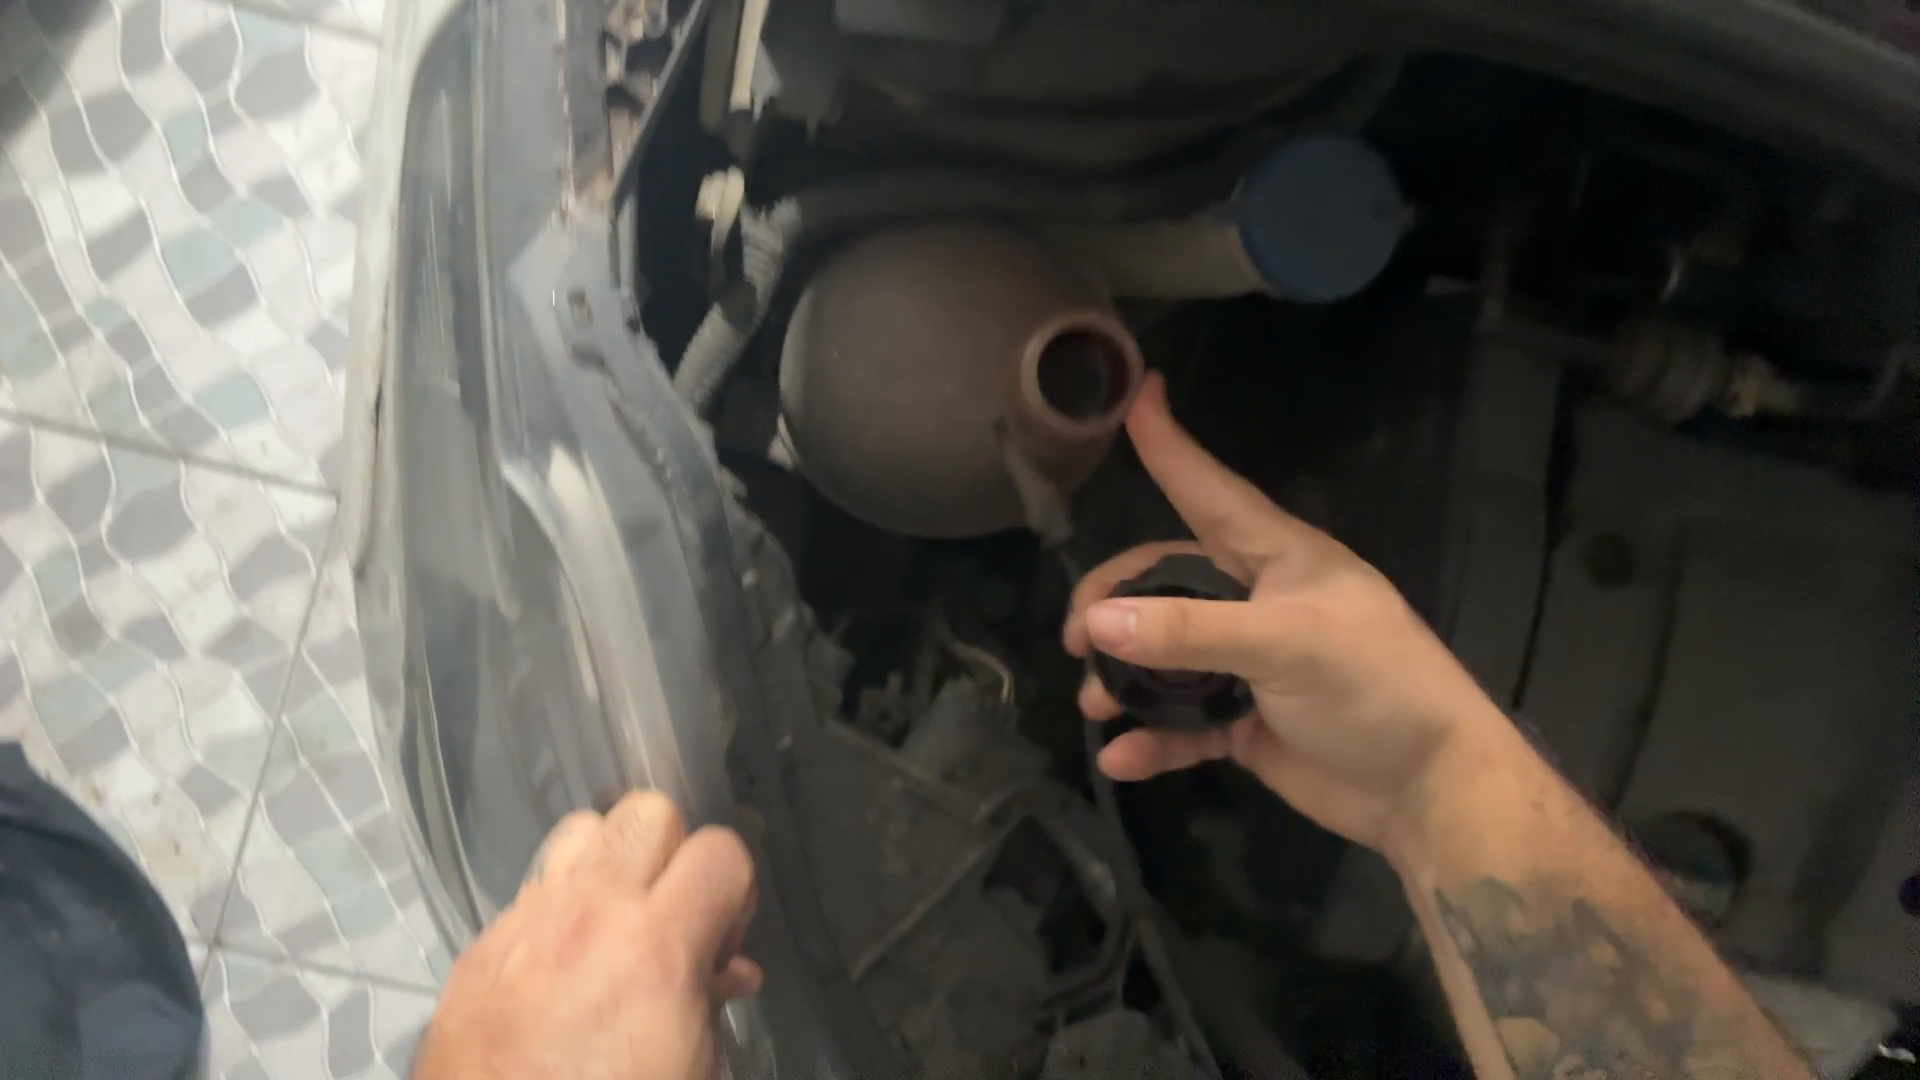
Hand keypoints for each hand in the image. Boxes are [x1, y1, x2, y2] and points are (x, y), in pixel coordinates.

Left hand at [413, 792, 760, 1079]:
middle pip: (648, 812)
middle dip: (671, 852)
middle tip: (667, 913)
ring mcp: (526, 926)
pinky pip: (532, 890)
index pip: (722, 848)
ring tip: (610, 920)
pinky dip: (557, 911)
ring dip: (608, 863)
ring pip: (582, 829)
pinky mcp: (477, 951)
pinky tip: (556, 967)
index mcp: (657, 946)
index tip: (721, 935)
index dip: (734, 886)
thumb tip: (729, 969)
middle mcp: (592, 916)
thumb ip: (715, 999)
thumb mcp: (695, 1070)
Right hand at [1064, 374, 1512, 853]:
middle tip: (1077, 639)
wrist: (1429, 792)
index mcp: (1276, 557)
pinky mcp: (1242, 718)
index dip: (1171, 445)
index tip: (1138, 394)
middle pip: (1162, 584)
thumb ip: (1188, 633)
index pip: (1210, 490)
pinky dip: (1151, 738)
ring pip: (1162, 655)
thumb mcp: (1285, 645)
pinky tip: (1121, 757)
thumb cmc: (1376, 688)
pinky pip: (1181, 721)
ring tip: (1094, 703)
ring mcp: (1245, 662)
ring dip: (1124, 679)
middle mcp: (1254, 600)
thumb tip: (1097, 621)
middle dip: (1113, 606)